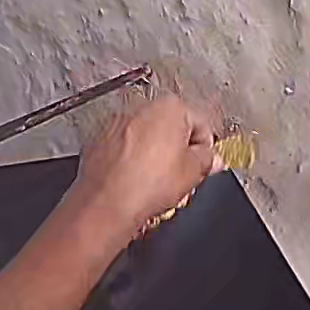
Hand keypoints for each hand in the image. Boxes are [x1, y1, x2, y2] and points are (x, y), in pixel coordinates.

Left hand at [63, 94, 217, 241]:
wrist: (107, 202)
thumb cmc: (147, 183)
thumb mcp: (193, 172)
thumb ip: (207, 159)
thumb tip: (210, 158)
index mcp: (170, 107)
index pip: (200, 124)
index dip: (205, 148)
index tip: (204, 164)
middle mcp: (141, 108)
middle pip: (171, 128)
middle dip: (178, 150)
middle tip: (182, 175)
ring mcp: (117, 123)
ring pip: (146, 138)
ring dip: (155, 156)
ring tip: (158, 182)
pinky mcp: (100, 140)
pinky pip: (124, 148)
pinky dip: (131, 161)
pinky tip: (136, 181)